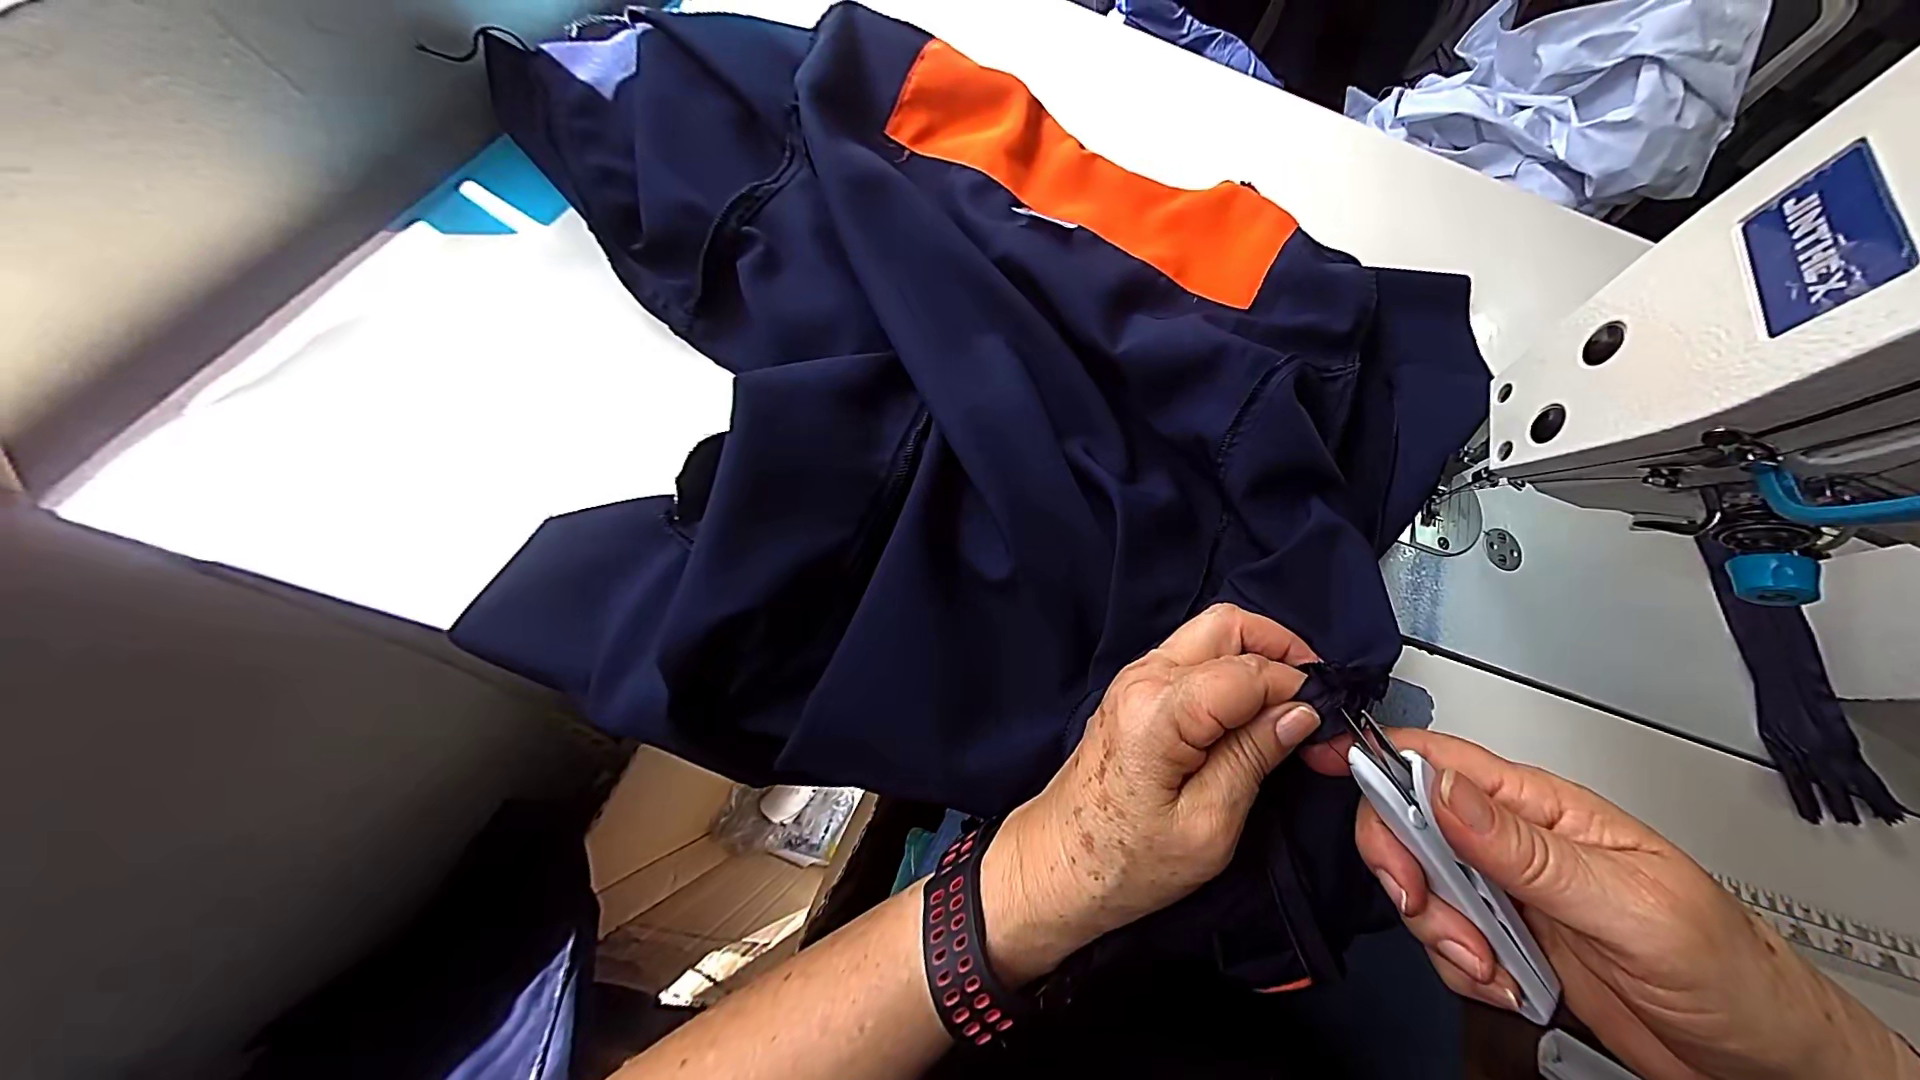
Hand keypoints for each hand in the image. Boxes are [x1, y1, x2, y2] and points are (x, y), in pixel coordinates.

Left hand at [978, 604, 1323, 984]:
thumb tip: (1301, 712)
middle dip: (1283, 652)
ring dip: (1259, 662)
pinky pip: (1194, 659)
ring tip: (1289, 716)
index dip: (1301, 690)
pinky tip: (1253, 715)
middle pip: (1228, 625)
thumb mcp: (1208, 824)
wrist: (1060, 861)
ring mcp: (1134, 680)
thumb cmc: (1122, 858)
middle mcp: (1141, 680)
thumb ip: (1254, 756)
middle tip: (1315, 704)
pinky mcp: (1135, 692)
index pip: (1249, 669)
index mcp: (1157, 711)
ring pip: (1212, 636)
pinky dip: (1233, 673)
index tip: (1332, 726)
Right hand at [1304, 728, 1917, 1079]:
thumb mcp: (1627, 905)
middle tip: (1422, 904)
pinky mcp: (1494, 930)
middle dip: (1400, 865)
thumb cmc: (1728, 972)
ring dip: (1437, 928)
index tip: (1325, 759)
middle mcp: (1505, 837)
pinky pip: (1437, 931)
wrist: (1765, 1064)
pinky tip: (1503, 980)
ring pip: (1415, 879)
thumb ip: (1524, 845)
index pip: (1434, 757)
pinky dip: (1456, 962)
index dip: (1373, 753)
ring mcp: (1497, 884)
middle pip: (1403, 818)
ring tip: (1490, 964)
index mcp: (1536, 806)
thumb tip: (1440, 785)